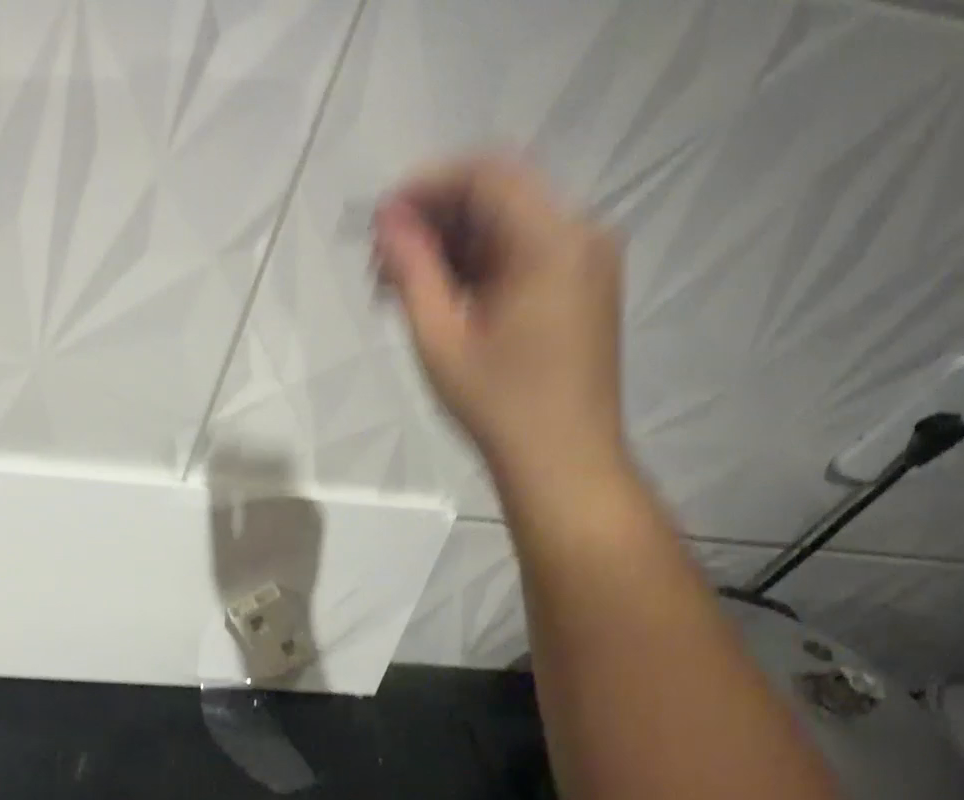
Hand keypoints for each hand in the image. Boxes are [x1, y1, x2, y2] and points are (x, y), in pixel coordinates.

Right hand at [373, 156, 628, 488]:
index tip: (378, 221)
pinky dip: (475, 265)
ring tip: (397, 289)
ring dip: (449, 245)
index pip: (486, 174)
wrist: (563, 460)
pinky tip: (435, 299)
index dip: (425, 186)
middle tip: (378, 263)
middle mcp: (580, 235)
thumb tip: (385, 217)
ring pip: (505, 226)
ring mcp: (585, 261)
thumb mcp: (440, 336)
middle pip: (497, 196)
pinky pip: (521, 253)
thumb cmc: (498, 403)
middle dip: (432, 220)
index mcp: (553, 240)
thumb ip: (411, 268)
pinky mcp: (579, 287)